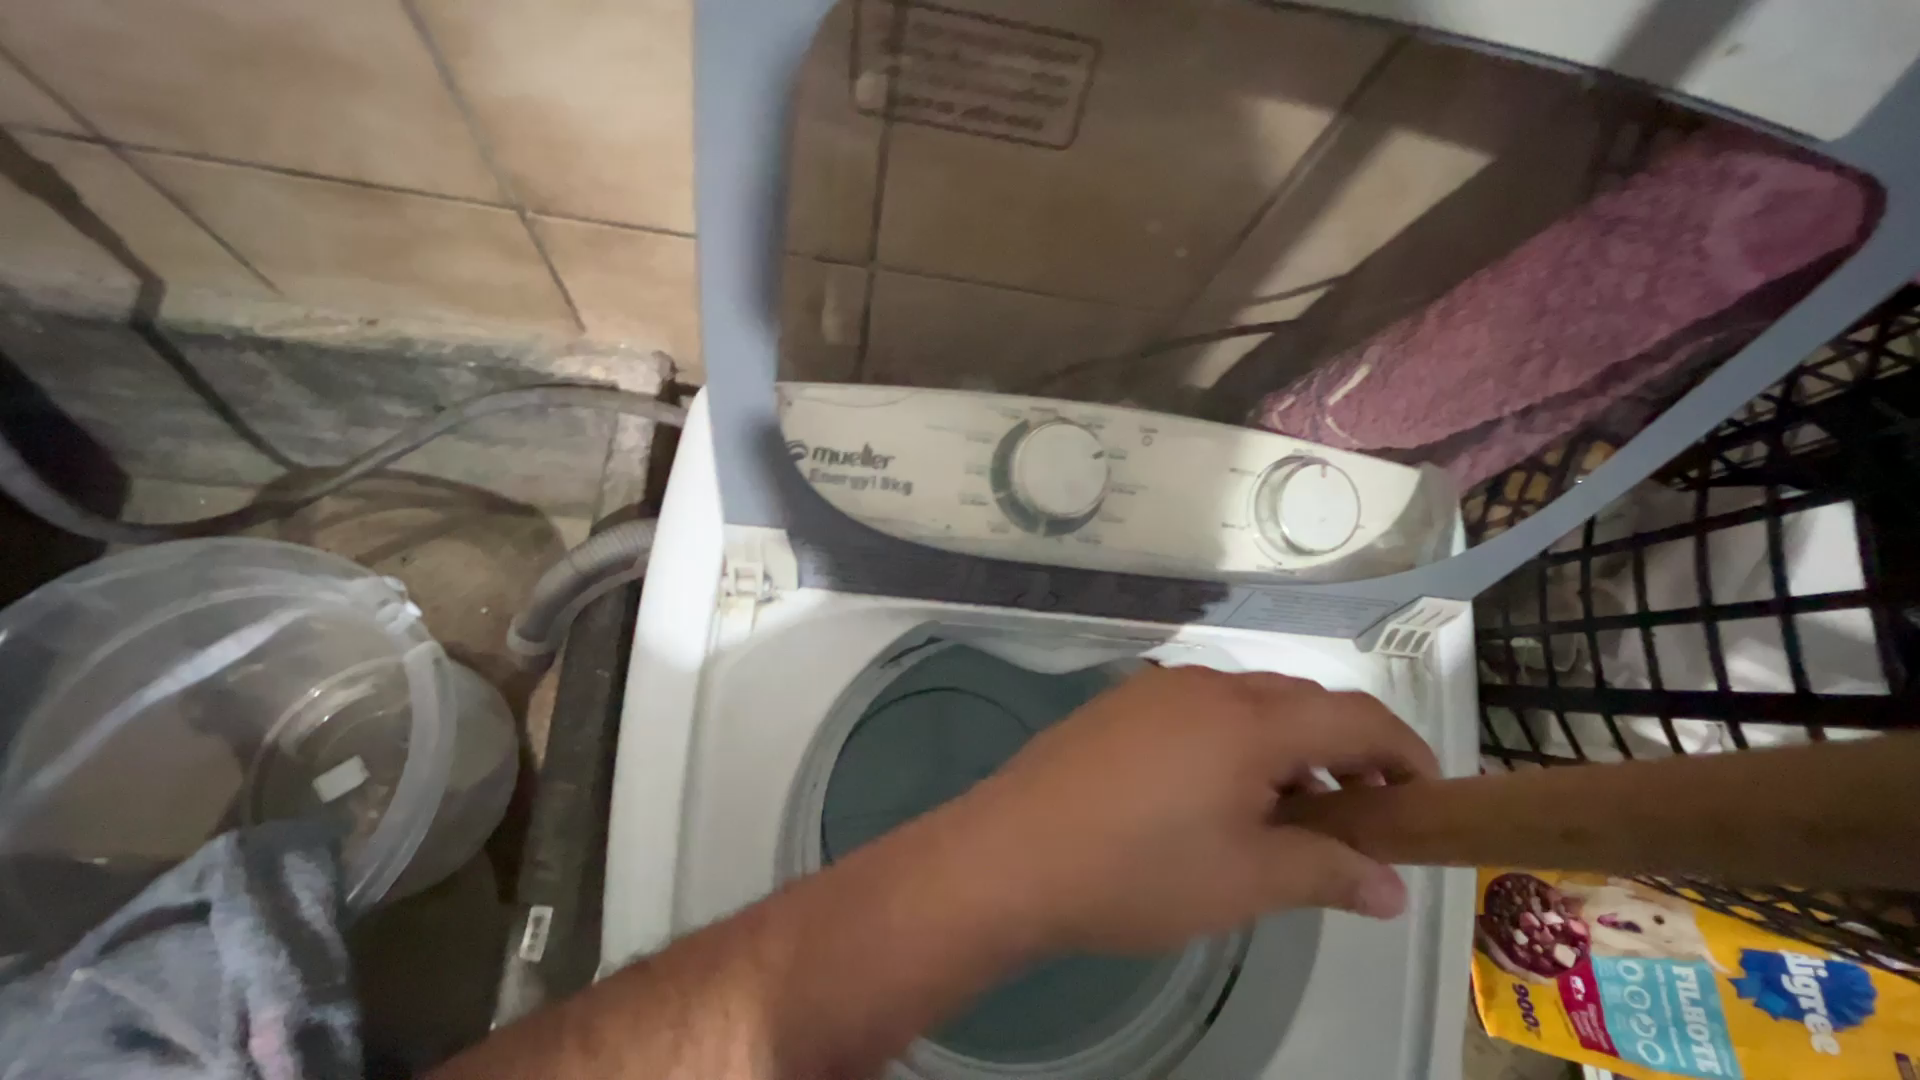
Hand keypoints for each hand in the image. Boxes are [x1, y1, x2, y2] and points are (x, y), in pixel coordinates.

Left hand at [943, 664, 1439, 953]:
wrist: (1010, 854)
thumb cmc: (1138, 870)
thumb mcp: (1246, 881)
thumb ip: (1327, 872)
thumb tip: (1391, 889)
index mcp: (1249, 720)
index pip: (1356, 718)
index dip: (1405, 753)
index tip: (1426, 797)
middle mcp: (1204, 686)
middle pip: (1301, 703)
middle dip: (1345, 751)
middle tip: (1359, 814)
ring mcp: (1153, 689)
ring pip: (1247, 704)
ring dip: (1285, 747)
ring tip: (1287, 812)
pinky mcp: (1116, 705)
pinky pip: (1197, 710)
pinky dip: (1232, 742)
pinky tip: (1215, 795)